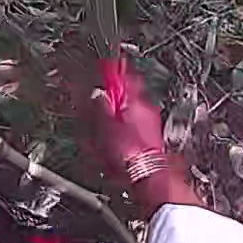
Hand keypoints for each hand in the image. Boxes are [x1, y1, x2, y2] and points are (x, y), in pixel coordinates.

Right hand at [91, 59, 199, 218]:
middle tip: (94, 112)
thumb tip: (97, 94)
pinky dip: (115, 140)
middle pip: (122, 100)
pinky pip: (126, 136)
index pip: (124, 77)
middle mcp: (145, 112)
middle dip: (106, 106)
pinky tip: (106, 152)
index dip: (113, 70)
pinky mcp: (146, 144)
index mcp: (136, 102)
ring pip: (123, 119)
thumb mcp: (105, 125)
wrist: (147, 178)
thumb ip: (99, 106)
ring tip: (99, 139)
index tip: (107, 64)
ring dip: (109, 126)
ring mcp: (147, 128)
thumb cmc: (131, 152)